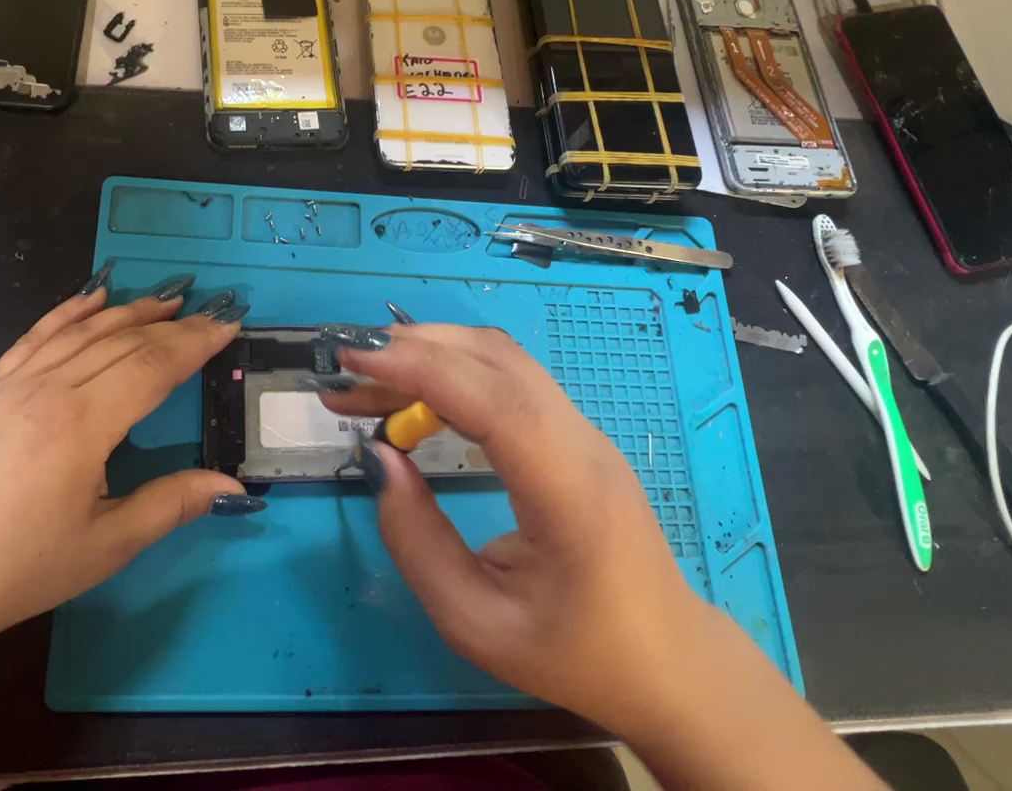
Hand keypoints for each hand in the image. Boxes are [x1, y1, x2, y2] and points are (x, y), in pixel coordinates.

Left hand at [0, 276, 251, 661]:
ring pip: (81, 332)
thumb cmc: (21, 568)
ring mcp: (13, 385)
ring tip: (167, 299)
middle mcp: (49, 390)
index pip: (151, 366)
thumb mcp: (106, 545)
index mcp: (82, 424)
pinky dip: (67, 312)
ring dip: (129, 311)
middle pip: (122, 342)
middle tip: (211, 315)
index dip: (194, 344)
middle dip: (172, 326)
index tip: (228, 327)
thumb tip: (234, 488)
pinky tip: (91, 299)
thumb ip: (172, 504)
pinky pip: (35, 337)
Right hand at [321, 324, 709, 731]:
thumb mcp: (475, 620)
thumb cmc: (573, 653)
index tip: (353, 359)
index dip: (420, 367)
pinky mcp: (573, 435)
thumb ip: (416, 539)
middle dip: (413, 349)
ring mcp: (584, 432)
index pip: (494, 399)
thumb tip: (378, 456)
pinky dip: (452, 374)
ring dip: (430, 355)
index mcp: (569, 492)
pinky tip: (411, 397)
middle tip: (344, 368)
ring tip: (365, 382)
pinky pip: (508, 383)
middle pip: (496, 360)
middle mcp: (583, 444)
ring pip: (502, 361)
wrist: (667, 663)